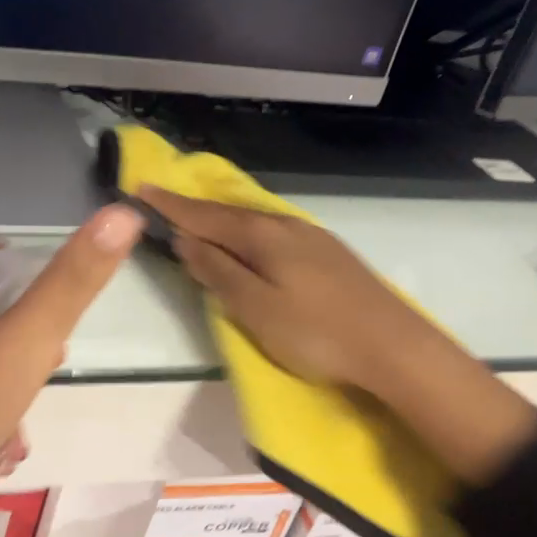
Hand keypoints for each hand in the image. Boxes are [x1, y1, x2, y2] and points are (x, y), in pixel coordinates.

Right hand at [139, 188, 423, 394]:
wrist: (397, 348)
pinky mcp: (328, 253)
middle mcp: (284, 224)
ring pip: (252, 221)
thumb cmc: (317, 332)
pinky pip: (271, 231)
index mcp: (261, 235)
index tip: (139, 188)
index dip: (169, 204)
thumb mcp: (255, 308)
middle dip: (192, 208)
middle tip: (161, 204)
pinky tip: (248, 243)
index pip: (202, 215)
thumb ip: (218, 272)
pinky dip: (246, 233)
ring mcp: (310, 236)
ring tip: (197, 223)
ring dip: (220, 221)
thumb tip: (185, 240)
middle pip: (227, 213)